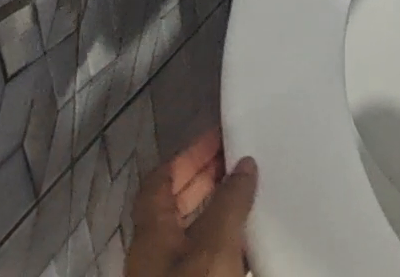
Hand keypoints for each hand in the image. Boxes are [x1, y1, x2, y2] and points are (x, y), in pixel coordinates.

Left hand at [127, 129, 258, 276]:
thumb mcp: (215, 241)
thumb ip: (230, 201)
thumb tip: (245, 163)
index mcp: (150, 232)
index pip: (160, 179)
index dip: (187, 155)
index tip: (218, 136)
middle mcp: (154, 251)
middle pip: (175, 202)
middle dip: (205, 175)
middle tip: (238, 156)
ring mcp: (170, 272)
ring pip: (193, 228)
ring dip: (218, 207)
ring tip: (249, 189)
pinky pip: (205, 251)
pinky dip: (225, 235)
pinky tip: (249, 231)